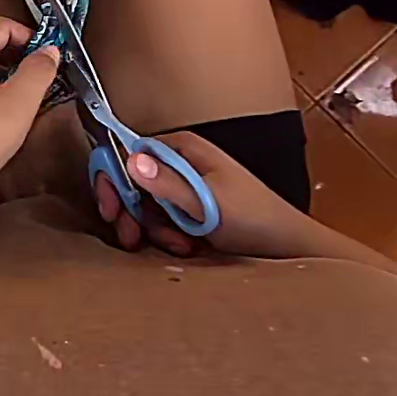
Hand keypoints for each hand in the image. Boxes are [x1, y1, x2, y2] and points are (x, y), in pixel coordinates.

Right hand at [95, 131, 331, 258]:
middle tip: (133, 236)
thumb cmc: (253, 217)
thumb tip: (131, 161)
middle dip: (133, 213)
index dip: (115, 179)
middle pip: (133, 182)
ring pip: (145, 205)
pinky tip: (185, 247)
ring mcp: (185, 186)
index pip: (130, 153)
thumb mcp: (207, 202)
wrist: (285, 246)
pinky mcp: (189, 208)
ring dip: (154, 230)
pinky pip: (162, 220)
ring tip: (178, 245)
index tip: (112, 209)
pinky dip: (167, 236)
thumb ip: (167, 184)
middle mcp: (181, 162)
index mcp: (183, 148)